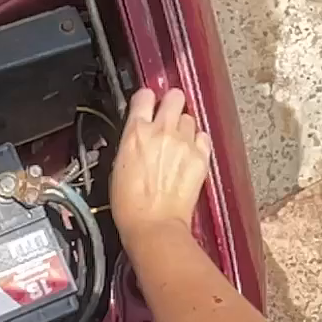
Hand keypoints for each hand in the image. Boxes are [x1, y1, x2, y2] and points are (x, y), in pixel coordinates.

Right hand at [109, 87, 211, 247]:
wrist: (153, 226)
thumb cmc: (130, 205)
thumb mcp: (117, 167)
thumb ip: (131, 142)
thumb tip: (137, 134)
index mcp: (135, 132)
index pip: (144, 95)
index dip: (146, 100)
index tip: (147, 106)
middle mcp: (162, 131)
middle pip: (174, 96)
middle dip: (171, 104)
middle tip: (168, 117)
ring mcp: (184, 143)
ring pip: (190, 117)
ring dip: (184, 126)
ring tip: (177, 143)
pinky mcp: (200, 157)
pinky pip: (203, 137)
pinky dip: (198, 142)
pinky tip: (189, 154)